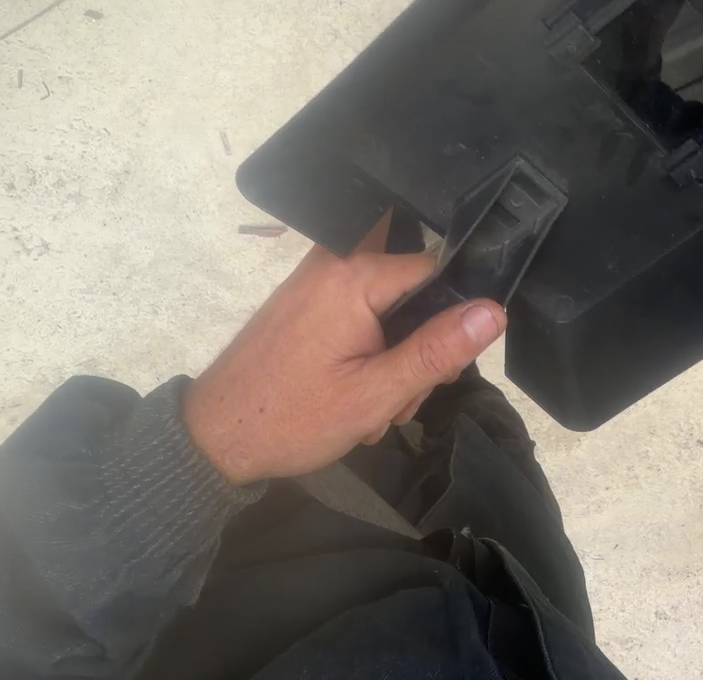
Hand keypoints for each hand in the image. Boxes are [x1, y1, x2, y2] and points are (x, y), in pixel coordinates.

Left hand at [182, 223, 504, 484]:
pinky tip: (360, 385)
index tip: (440, 365)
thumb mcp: (374, 395)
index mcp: (355, 275)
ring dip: (396, 350)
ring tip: (375, 401)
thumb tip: (493, 312)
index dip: (451, 317)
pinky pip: (364, 306)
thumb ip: (437, 350)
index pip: (438, 270)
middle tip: (399, 395)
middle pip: (416, 286)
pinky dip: (372, 343)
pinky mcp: (310, 294)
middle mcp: (337, 260)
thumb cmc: (290, 419)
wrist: (209, 441)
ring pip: (393, 301)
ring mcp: (320, 276)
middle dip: (421, 341)